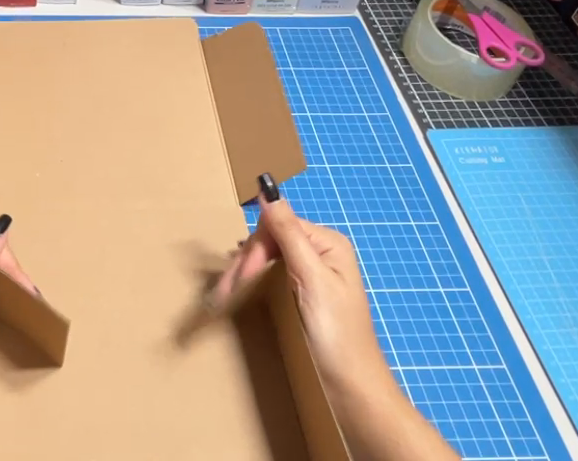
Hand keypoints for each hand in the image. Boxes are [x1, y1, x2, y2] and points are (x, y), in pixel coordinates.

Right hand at [210, 179, 388, 401]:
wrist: (354, 390)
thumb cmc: (336, 334)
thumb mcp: (312, 279)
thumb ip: (289, 233)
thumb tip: (268, 188)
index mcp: (328, 242)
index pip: (278, 227)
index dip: (255, 250)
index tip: (237, 280)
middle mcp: (321, 251)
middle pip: (271, 241)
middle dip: (246, 265)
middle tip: (223, 294)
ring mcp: (314, 272)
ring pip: (269, 257)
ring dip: (245, 273)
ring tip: (224, 295)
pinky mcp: (306, 292)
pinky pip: (274, 272)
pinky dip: (255, 280)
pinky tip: (242, 287)